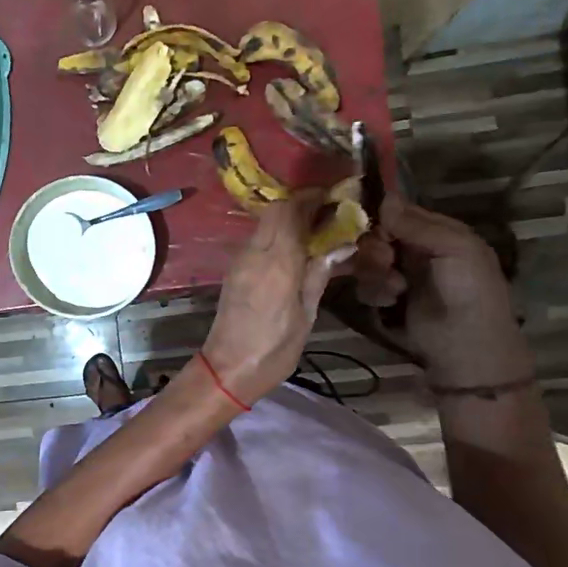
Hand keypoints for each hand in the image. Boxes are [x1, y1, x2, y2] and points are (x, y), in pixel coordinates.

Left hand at [201, 192, 356, 403]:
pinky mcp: (234, 273)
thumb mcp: (306, 313)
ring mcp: (239, 263)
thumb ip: (319, 274)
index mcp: (276, 262)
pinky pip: (258, 243)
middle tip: (330, 214)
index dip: (312, 198)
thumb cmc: (273, 348)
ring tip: (319, 233)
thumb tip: (339, 246)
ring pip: (265, 226)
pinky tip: (298, 252)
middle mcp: (253, 254)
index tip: (336, 198)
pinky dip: (278, 238)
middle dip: (302, 206)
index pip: (289, 210)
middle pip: (275, 212)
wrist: (228, 369)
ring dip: (290, 221)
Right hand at [352, 196, 534, 388]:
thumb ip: (418, 225)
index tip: (366, 224)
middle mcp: (414, 249)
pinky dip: (373, 294)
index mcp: (436, 231)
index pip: (398, 211)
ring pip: (365, 262)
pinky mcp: (385, 299)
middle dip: (375, 250)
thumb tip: (385, 197)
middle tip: (388, 263)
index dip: (379, 215)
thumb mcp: (455, 249)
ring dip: (374, 275)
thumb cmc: (469, 291)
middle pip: (375, 236)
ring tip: (395, 291)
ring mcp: (398, 274)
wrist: (464, 345)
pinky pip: (364, 286)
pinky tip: (389, 304)